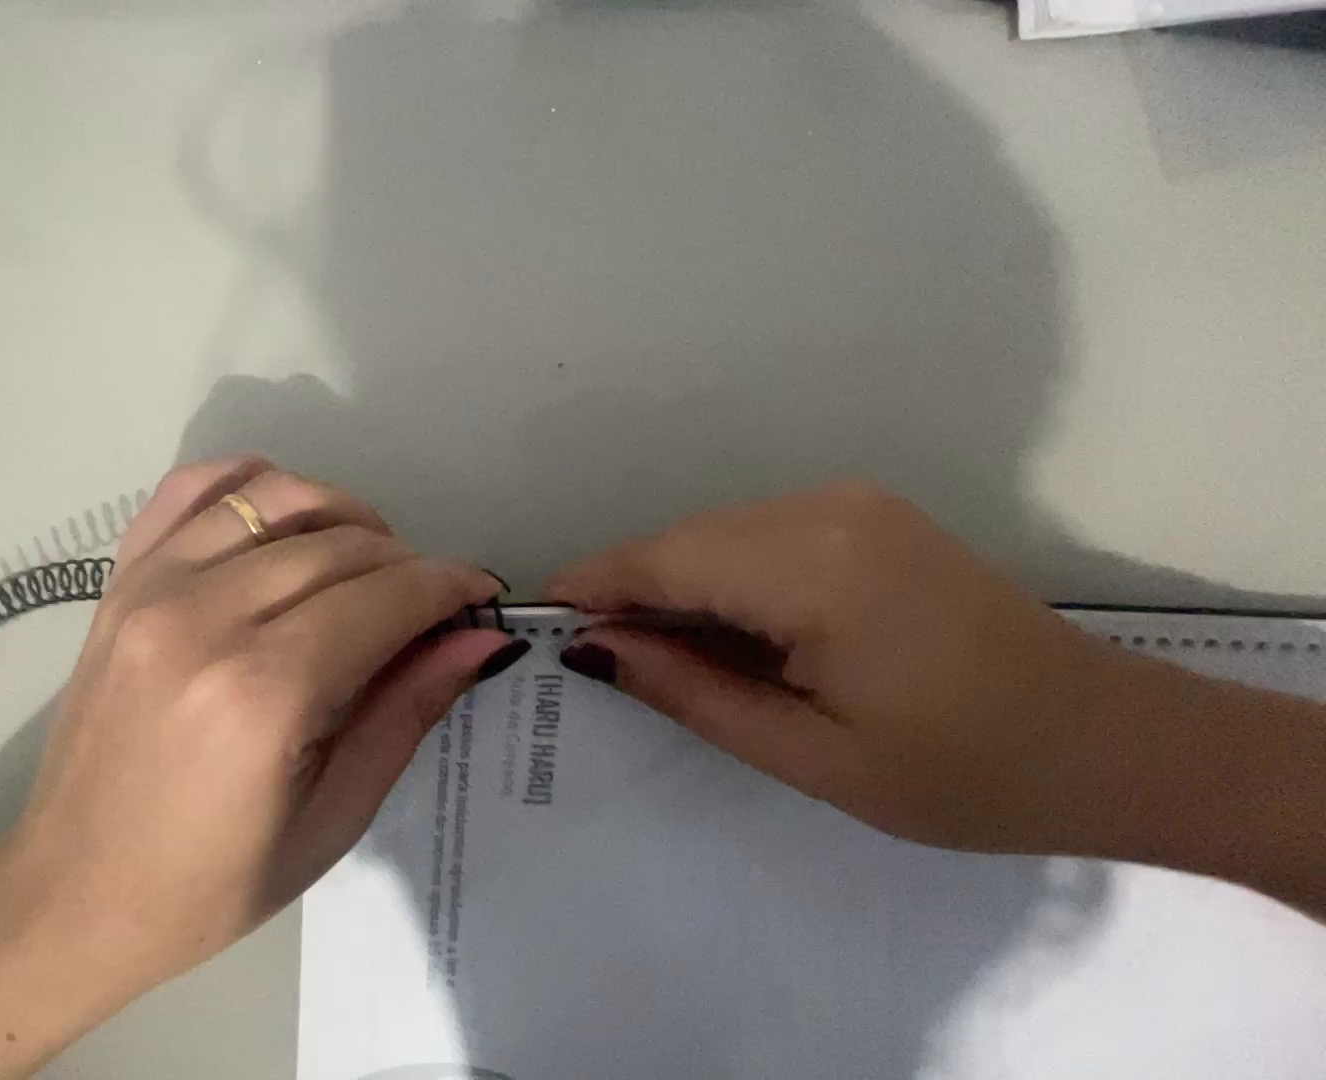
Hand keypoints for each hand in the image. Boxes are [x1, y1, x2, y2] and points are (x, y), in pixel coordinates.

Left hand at [0, 458, 523, 1079]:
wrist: (73, 894)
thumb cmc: (211, 883)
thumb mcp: (332, 820)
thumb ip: (406, 711)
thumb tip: (477, 639)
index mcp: (263, 694)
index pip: (385, 598)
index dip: (448, 587)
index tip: (479, 596)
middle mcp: (204, 619)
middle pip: (339, 545)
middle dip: (407, 561)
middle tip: (428, 602)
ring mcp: (150, 589)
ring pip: (275, 498)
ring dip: (342, 513)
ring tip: (367, 557)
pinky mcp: (118, 582)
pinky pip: (190, 490)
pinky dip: (249, 482)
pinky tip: (283, 516)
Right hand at [546, 481, 1141, 855]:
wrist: (1116, 745)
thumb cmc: (962, 772)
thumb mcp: (808, 754)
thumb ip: (688, 691)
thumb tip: (592, 648)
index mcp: (813, 570)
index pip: (662, 559)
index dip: (592, 584)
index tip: (543, 620)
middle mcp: (825, 509)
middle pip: (684, 538)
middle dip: (631, 589)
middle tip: (605, 658)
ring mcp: (850, 501)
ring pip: (715, 532)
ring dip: (675, 583)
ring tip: (668, 653)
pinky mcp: (864, 511)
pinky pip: (755, 531)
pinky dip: (720, 573)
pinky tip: (730, 627)